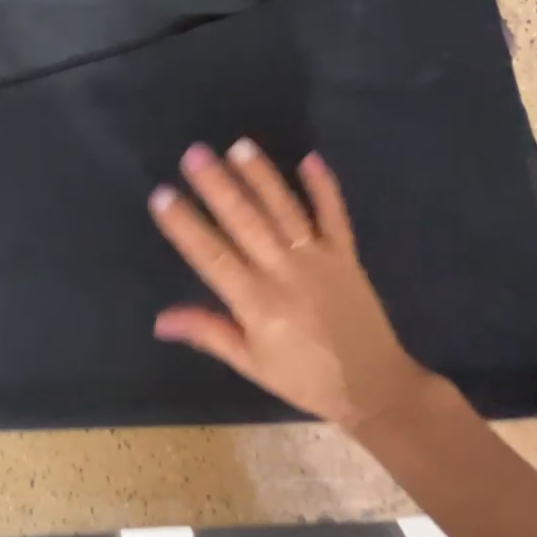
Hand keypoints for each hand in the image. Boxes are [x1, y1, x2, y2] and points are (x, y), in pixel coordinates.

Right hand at [148, 140, 435, 428]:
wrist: (377, 389)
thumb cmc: (305, 378)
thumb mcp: (251, 364)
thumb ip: (208, 332)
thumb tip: (159, 320)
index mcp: (258, 304)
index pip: (213, 257)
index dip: (186, 226)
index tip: (162, 195)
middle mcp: (286, 275)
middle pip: (246, 223)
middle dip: (218, 187)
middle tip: (194, 154)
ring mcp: (319, 261)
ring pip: (285, 211)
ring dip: (261, 177)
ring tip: (239, 146)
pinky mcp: (346, 256)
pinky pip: (335, 217)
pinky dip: (324, 187)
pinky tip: (310, 159)